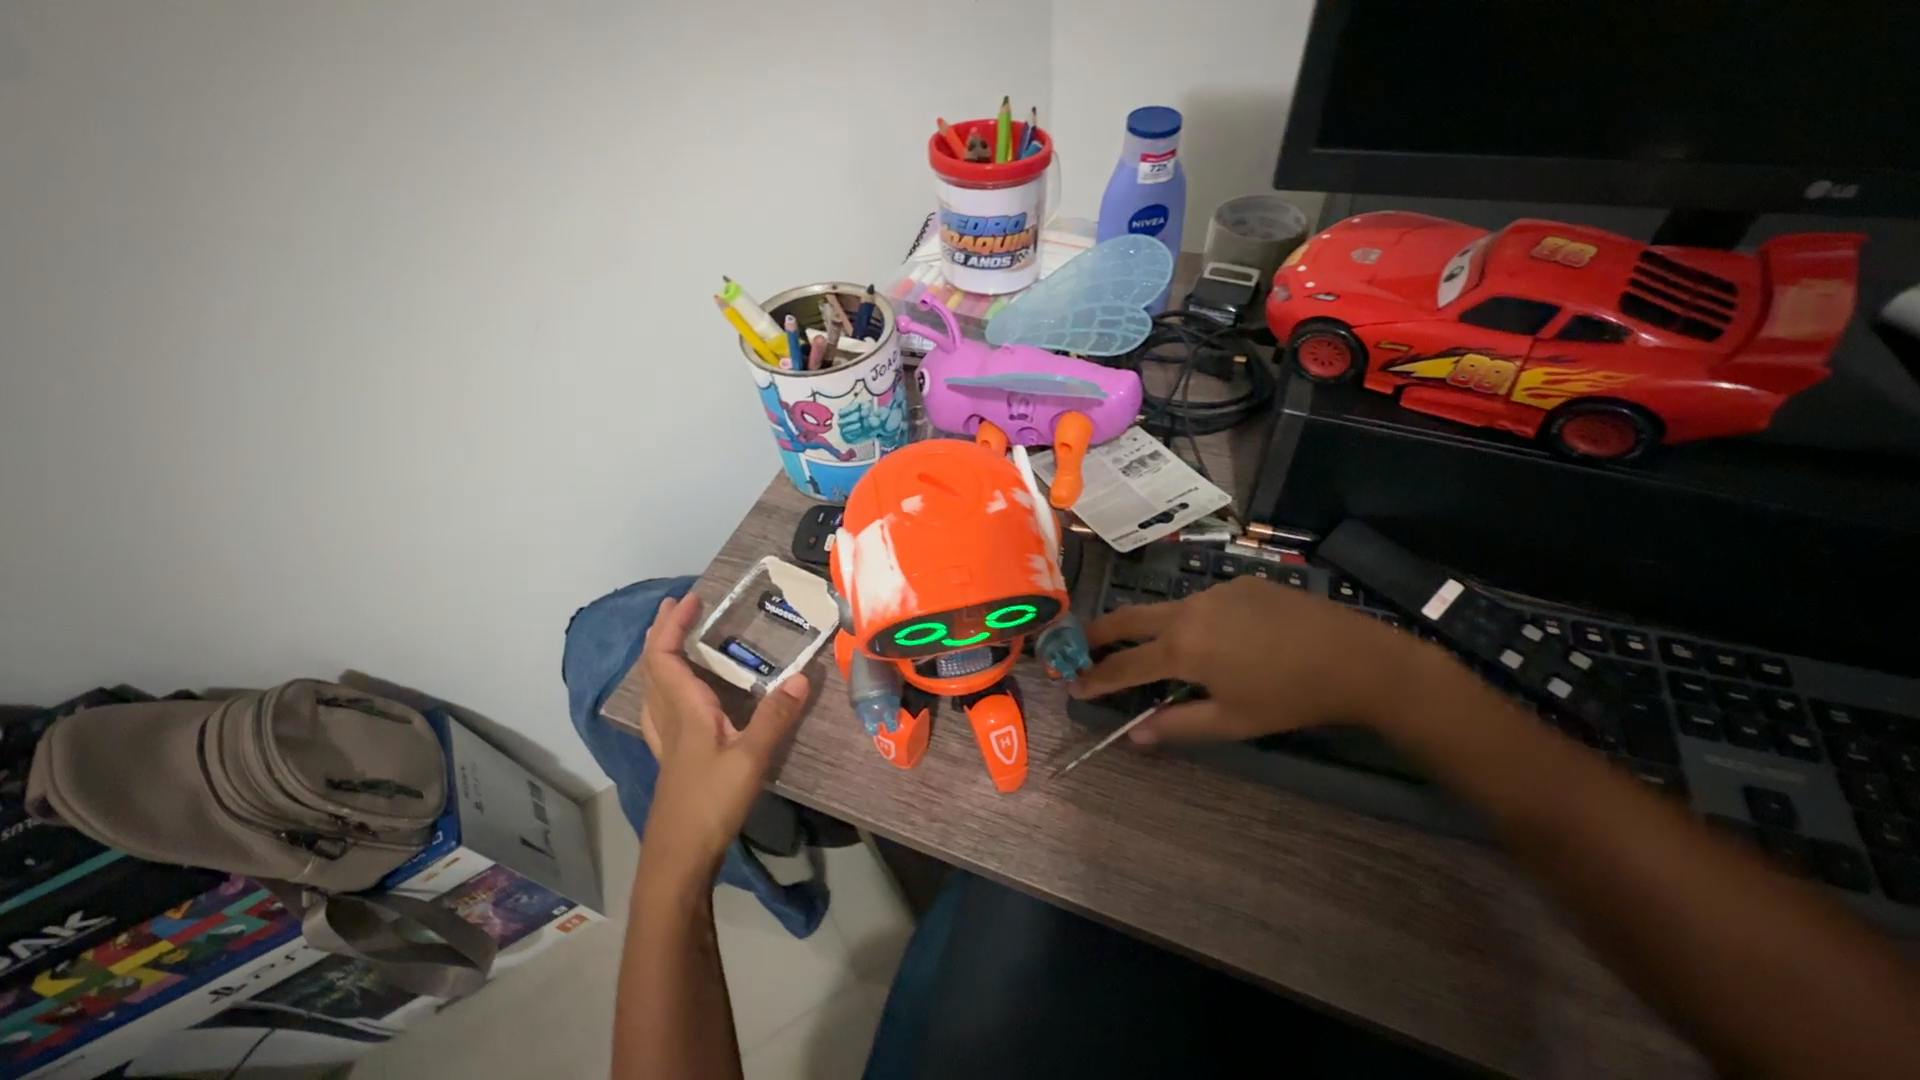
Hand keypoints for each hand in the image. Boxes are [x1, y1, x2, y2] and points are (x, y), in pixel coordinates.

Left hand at [637, 594, 809, 881]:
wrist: (679, 856)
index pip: (663, 657)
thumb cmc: (710, 804)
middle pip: (652, 666)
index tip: (692, 599)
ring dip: (660, 656)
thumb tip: (801, 677)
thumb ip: (775, 718)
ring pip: (652, 688)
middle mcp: (669, 719)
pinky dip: (665, 687)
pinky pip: (660, 709)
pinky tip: (678, 697)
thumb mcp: (751, 759)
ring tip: (676, 639)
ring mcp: (667, 741)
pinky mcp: (672, 759)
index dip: (671, 625)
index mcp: (684, 711)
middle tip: (679, 606)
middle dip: (662, 632)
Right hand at [1067, 576, 1446, 744]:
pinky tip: (1209, 637)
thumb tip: (1134, 735)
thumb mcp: (1231, 721)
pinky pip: (1201, 601)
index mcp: (1182, 649)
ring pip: (1166, 608)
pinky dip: (1188, 619)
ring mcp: (1215, 592)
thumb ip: (1177, 725)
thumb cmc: (1289, 697)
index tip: (1071, 686)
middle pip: (1129, 618)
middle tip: (1081, 647)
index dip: (1094, 678)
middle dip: (1100, 633)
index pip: (1123, 666)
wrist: (1354, 657)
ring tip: (1142, 644)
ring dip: (1145, 625)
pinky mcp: (1241, 582)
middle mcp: (1189, 612)